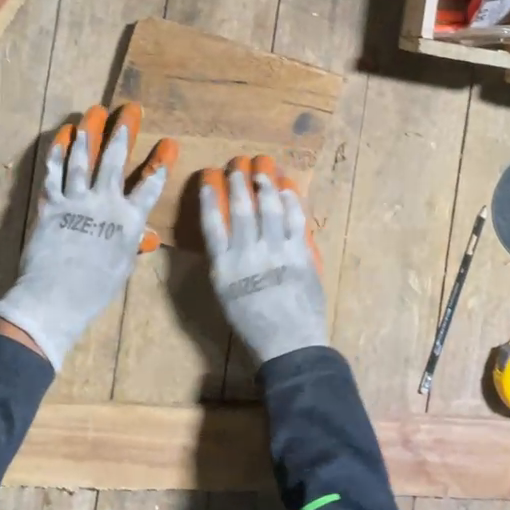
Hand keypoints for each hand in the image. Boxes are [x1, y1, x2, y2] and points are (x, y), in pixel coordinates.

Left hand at [0, 104, 171, 369]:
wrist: (54, 298)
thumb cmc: (94, 289)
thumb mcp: (122, 267)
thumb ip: (133, 244)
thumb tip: (147, 236)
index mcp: (128, 221)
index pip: (150, 187)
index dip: (160, 164)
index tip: (169, 144)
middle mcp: (105, 203)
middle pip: (115, 162)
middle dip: (123, 133)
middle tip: (129, 111)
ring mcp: (76, 201)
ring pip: (83, 161)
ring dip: (89, 136)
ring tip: (92, 115)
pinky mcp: (52, 204)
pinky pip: (54, 174)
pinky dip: (57, 154)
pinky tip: (61, 138)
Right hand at [202, 157, 327, 365]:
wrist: (289, 343)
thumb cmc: (253, 323)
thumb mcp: (226, 295)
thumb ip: (225, 263)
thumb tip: (225, 231)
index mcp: (224, 269)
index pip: (212, 225)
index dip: (210, 198)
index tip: (209, 179)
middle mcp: (248, 256)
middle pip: (241, 210)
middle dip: (239, 183)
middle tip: (237, 166)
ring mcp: (276, 253)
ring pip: (270, 209)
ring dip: (265, 185)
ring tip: (262, 170)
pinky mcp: (300, 254)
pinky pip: (295, 220)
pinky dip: (290, 201)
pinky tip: (287, 190)